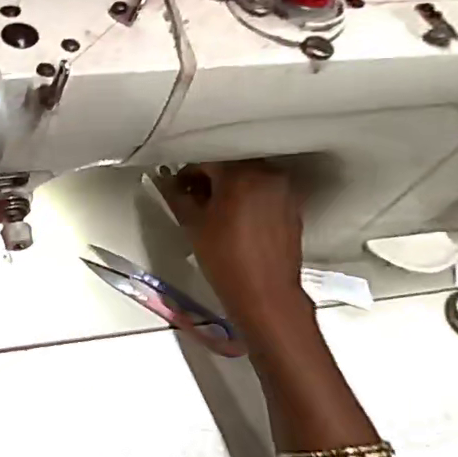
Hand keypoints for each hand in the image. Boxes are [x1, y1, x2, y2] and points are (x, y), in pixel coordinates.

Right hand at [159, 161, 309, 338]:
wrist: (266, 295)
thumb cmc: (226, 260)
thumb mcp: (193, 225)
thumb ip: (176, 195)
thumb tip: (165, 181)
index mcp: (240, 174)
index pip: (206, 161)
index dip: (187, 174)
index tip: (178, 189)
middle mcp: (267, 174)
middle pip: (230, 165)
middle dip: (210, 178)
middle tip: (194, 197)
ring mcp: (283, 189)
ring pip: (249, 176)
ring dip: (230, 187)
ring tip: (215, 210)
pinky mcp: (292, 206)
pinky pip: (264, 191)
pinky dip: (248, 197)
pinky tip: (236, 218)